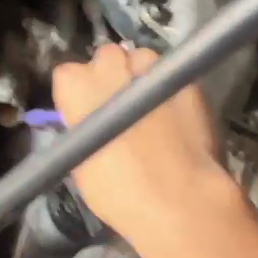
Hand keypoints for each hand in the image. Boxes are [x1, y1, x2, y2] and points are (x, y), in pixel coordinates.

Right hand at [51, 45, 246, 257]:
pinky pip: (174, 77)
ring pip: (143, 61)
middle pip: (108, 58)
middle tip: (121, 108)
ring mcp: (154, 69)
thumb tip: (90, 123)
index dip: (80, 95)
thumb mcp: (80, 162)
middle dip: (113, 77)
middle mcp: (112, 65)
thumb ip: (82, 129)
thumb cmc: (117, 189)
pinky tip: (177, 117)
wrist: (177, 199)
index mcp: (76, 85)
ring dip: (144, 78)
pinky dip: (172, 91)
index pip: (69, 75)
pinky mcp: (188, 80)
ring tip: (152, 109)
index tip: (88, 113)